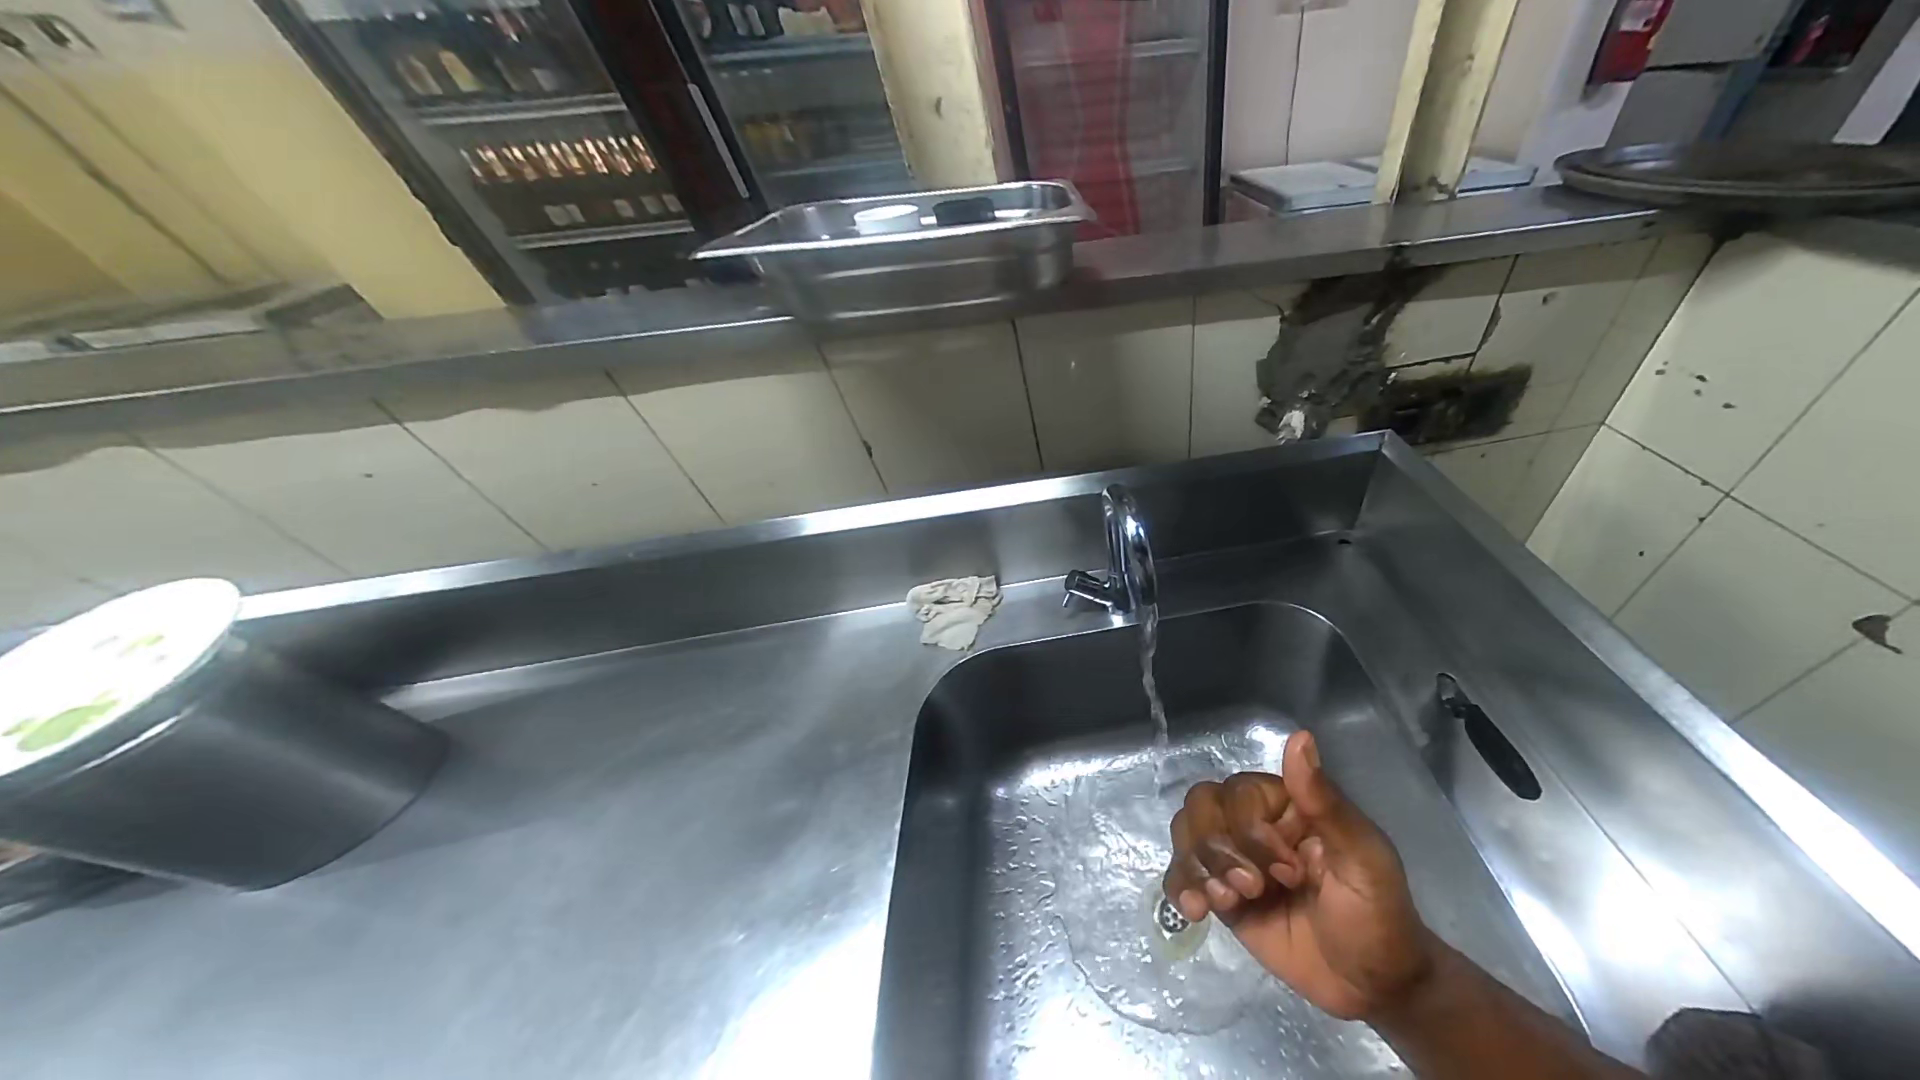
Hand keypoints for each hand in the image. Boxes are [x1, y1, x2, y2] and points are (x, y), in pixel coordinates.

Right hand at [1162, 730, 1438, 1020]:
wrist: (1374, 989)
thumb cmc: (1378, 917)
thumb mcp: (1363, 859)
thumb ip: (1326, 802)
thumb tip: (1300, 737)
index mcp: (1285, 805)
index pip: (1237, 792)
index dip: (1249, 830)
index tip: (1289, 872)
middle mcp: (1252, 825)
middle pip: (1201, 806)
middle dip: (1218, 850)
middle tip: (1255, 890)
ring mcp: (1233, 860)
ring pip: (1185, 835)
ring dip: (1198, 868)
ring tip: (1228, 903)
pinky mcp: (1221, 896)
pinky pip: (1179, 875)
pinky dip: (1180, 887)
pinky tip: (1197, 912)